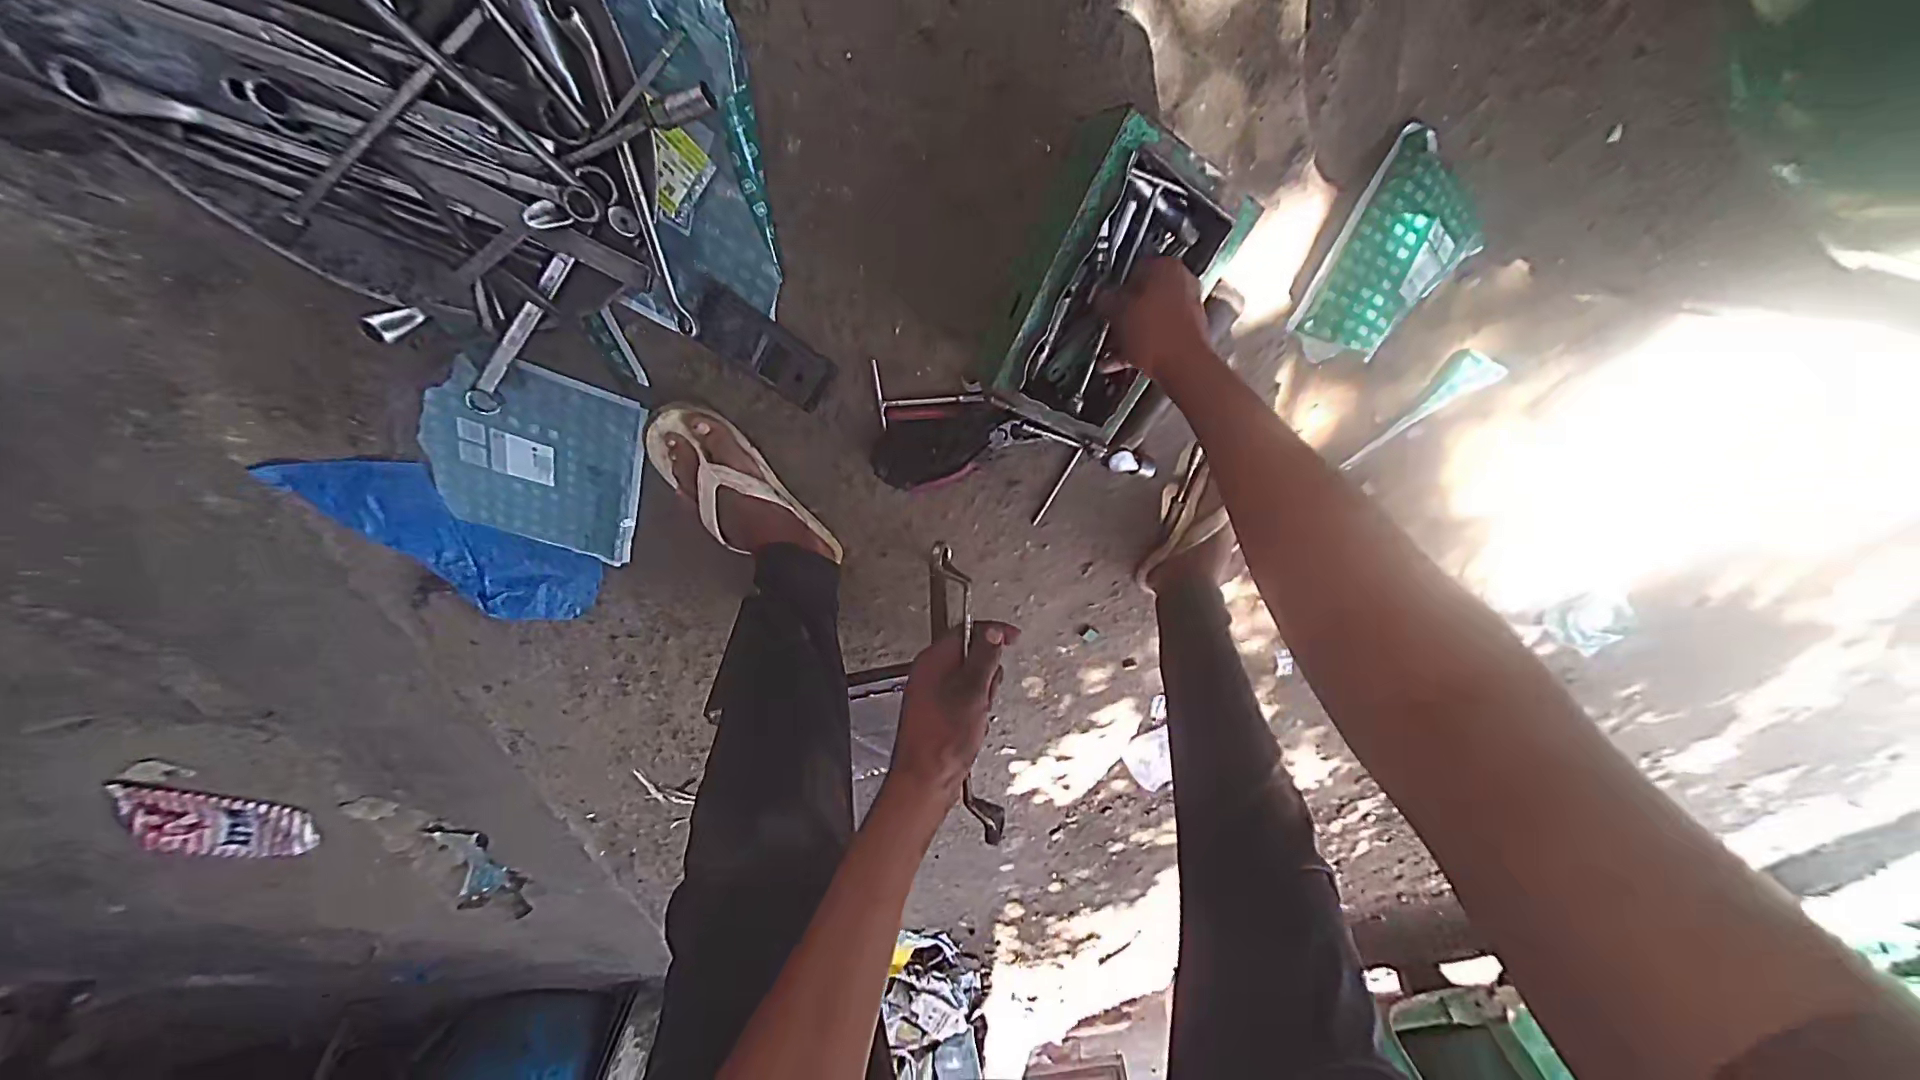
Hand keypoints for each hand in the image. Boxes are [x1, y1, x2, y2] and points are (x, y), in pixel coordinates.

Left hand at [888, 621, 1019, 802]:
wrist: (926, 779)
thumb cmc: (943, 738)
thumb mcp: (973, 690)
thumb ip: (984, 657)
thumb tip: (993, 633)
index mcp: (933, 660)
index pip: (966, 630)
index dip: (993, 631)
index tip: (1013, 637)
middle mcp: (929, 672)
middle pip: (970, 655)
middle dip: (987, 673)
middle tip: (986, 693)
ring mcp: (932, 692)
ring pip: (970, 679)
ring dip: (982, 695)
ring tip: (977, 715)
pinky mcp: (937, 711)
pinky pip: (965, 699)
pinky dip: (975, 709)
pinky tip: (972, 727)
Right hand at [1099, 255, 1210, 379]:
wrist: (1182, 365)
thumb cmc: (1157, 333)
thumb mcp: (1117, 313)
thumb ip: (1105, 300)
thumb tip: (1101, 297)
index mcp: (1166, 266)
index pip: (1135, 266)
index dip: (1116, 284)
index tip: (1105, 297)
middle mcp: (1182, 282)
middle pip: (1143, 294)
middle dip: (1123, 311)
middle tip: (1108, 322)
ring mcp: (1187, 308)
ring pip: (1149, 316)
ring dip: (1129, 331)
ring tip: (1111, 347)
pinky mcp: (1187, 332)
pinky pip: (1157, 334)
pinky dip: (1140, 344)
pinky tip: (1122, 359)